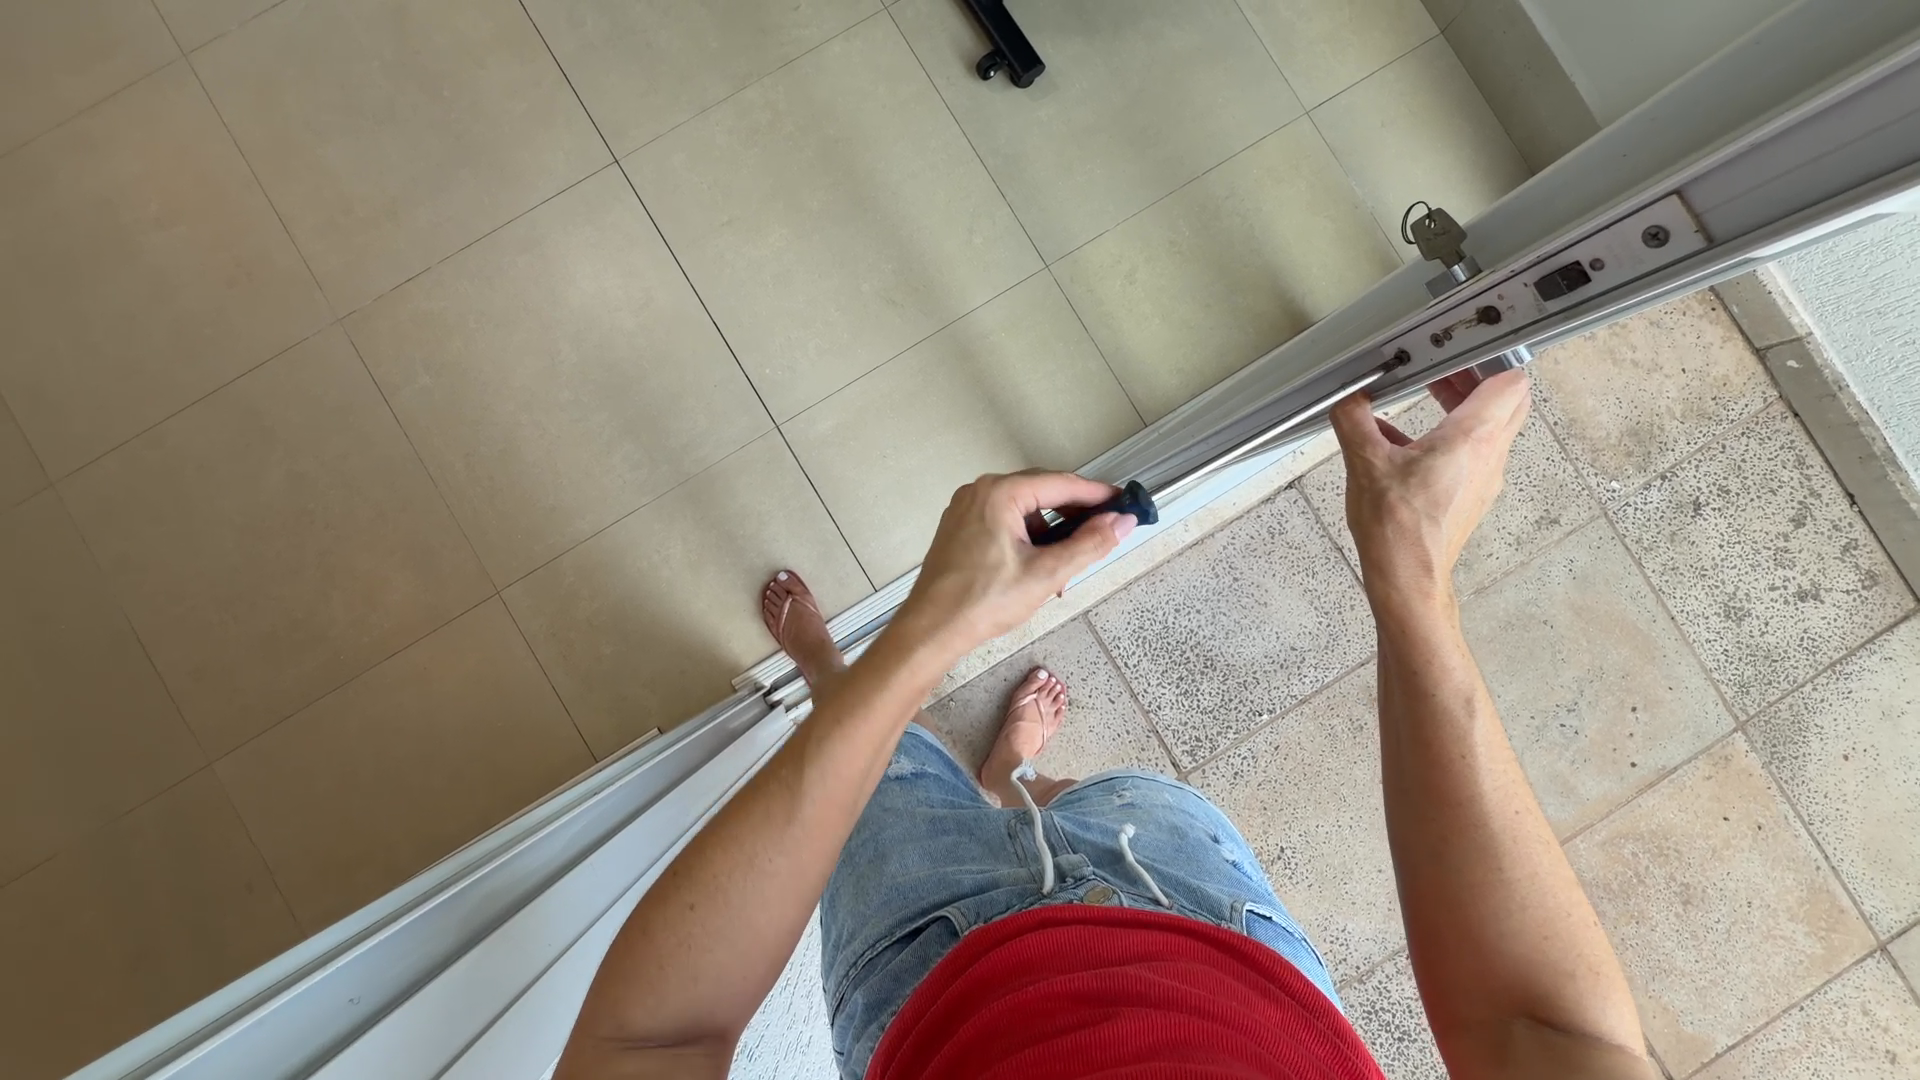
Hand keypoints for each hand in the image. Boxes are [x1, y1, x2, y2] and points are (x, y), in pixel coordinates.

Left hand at [893, 471, 1134, 661]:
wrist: (932, 629)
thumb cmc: (982, 601)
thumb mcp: (1046, 574)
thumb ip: (1089, 544)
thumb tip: (1122, 522)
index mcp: (999, 493)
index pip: (1061, 483)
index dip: (1096, 494)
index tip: (1124, 502)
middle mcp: (979, 492)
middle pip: (1041, 491)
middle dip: (1074, 513)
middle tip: (1105, 530)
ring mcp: (966, 509)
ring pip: (1023, 509)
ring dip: (1050, 531)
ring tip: (1068, 564)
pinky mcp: (960, 528)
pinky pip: (1004, 521)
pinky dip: (1027, 538)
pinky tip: (1040, 567)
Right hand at [1329, 368, 1530, 614]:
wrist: (1407, 574)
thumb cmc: (1396, 527)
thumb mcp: (1364, 462)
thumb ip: (1355, 421)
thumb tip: (1349, 400)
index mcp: (1472, 439)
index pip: (1509, 380)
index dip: (1489, 358)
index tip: (1460, 350)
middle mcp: (1489, 455)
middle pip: (1507, 400)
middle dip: (1477, 378)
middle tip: (1442, 370)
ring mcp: (1485, 477)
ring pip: (1492, 426)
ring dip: (1464, 407)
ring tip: (1425, 399)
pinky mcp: (1471, 494)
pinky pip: (1472, 452)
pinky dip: (1450, 436)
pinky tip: (1407, 444)